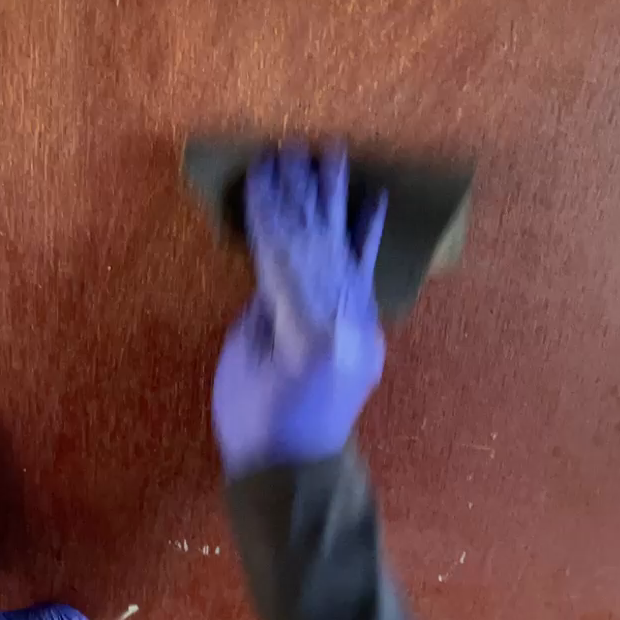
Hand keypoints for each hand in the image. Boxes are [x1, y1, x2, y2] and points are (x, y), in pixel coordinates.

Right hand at [213, 146, 387, 476]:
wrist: (295, 472)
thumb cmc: (252, 418)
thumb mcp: (245, 354)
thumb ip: (265, 303)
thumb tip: (277, 266)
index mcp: (307, 325)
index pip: (283, 250)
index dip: (269, 208)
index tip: (260, 167)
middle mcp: (345, 318)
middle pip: (317, 241)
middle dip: (301, 192)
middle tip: (291, 147)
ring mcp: (363, 324)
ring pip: (344, 249)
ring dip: (334, 200)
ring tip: (331, 154)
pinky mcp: (367, 331)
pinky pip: (368, 276)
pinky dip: (369, 238)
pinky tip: (374, 202)